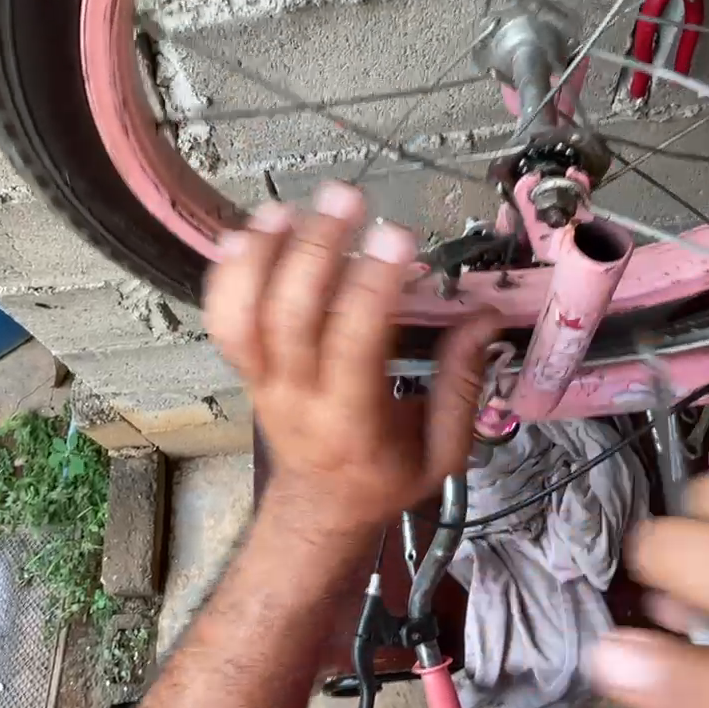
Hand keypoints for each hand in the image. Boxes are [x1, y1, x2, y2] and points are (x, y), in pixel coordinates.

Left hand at [203, 182, 498, 536]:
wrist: (320, 508)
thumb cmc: (383, 479)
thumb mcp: (442, 453)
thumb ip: (461, 384)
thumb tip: (484, 317)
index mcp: (351, 421)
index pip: (354, 345)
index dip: (373, 287)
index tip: (398, 237)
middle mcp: (298, 396)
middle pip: (290, 318)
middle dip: (316, 250)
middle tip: (345, 199)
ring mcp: (263, 381)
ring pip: (243, 316)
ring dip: (260, 257)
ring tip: (287, 209)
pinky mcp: (247, 369)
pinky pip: (224, 321)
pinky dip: (228, 275)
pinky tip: (247, 235)